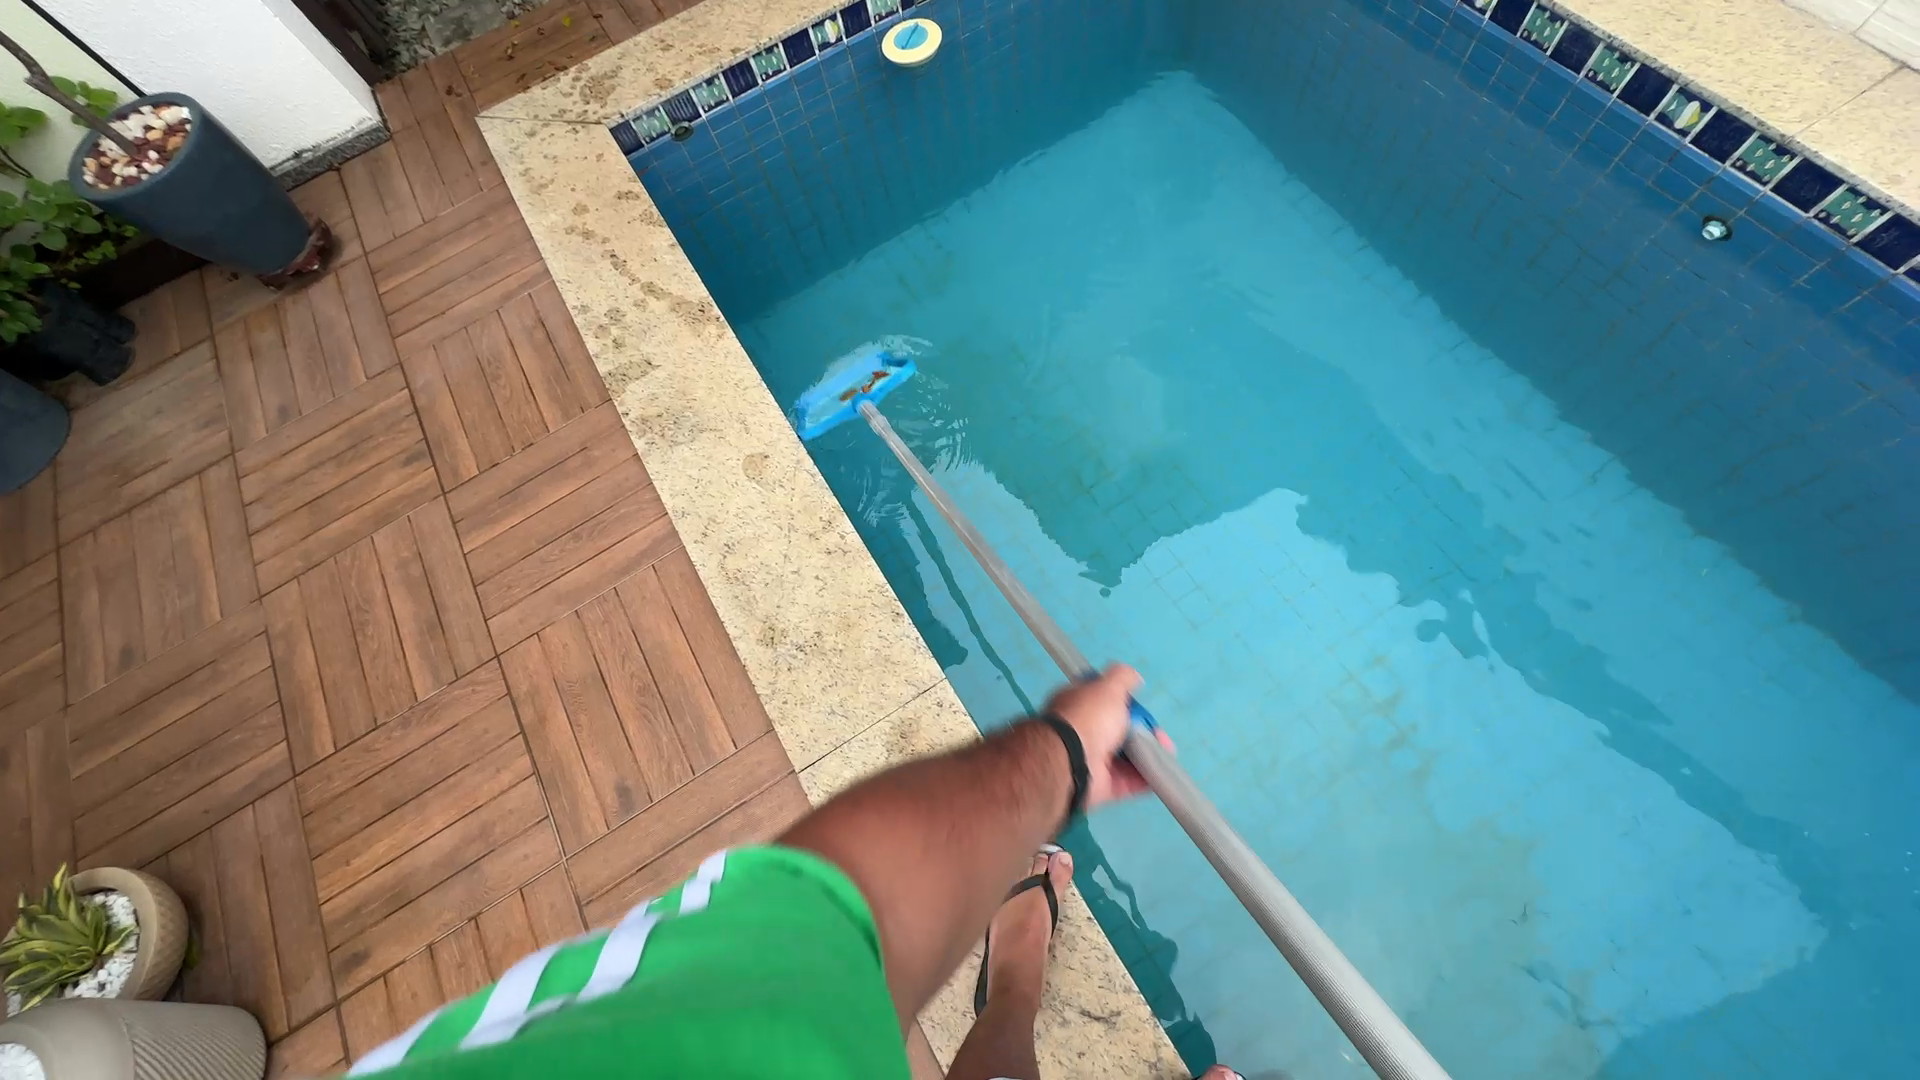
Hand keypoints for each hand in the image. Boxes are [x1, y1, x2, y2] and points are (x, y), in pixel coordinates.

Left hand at [1044, 664, 1172, 808]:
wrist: (1072, 760)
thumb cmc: (1089, 717)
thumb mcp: (1108, 687)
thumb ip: (1122, 678)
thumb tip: (1134, 677)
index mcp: (1078, 703)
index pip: (1102, 700)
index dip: (1124, 703)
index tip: (1142, 708)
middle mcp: (1082, 731)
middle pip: (1118, 730)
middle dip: (1143, 731)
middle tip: (1160, 736)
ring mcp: (1091, 760)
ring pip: (1126, 757)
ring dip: (1148, 754)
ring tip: (1165, 753)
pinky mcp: (1100, 786)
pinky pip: (1128, 782)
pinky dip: (1145, 779)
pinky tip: (1161, 773)